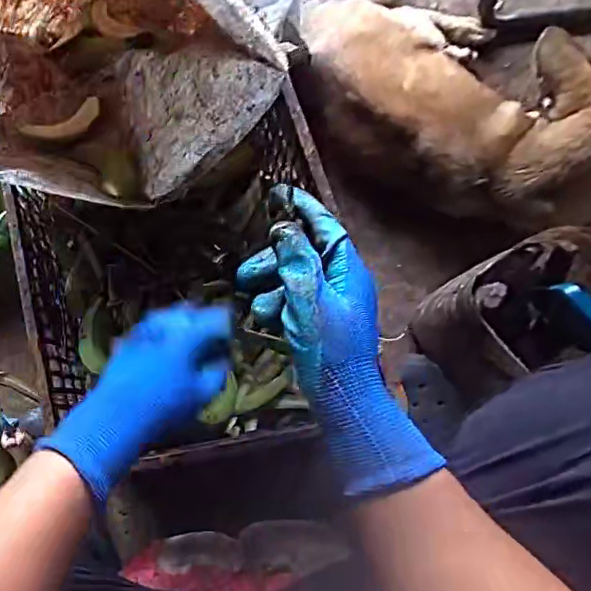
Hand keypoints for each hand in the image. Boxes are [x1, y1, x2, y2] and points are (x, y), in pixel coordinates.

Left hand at [41, 304, 231, 503]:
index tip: (229, 331)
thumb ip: (217, 374)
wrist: (116, 415)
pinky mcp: (125, 342)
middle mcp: (164, 325)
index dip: (225, 322)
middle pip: (188, 312)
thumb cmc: (165, 406)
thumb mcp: (201, 395)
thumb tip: (222, 362)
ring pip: (165, 318)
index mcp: (188, 334)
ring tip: (187, 339)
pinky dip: (159, 334)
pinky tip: (162, 348)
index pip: (214, 318)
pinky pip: (148, 331)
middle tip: (210, 332)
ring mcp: (142, 331)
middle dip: (201, 319)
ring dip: (178, 323)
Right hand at [237, 186, 443, 496]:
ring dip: (269, 289)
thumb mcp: (310, 302)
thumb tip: (284, 228)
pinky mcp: (315, 322)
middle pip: (300, 255)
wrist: (342, 398)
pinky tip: (264, 323)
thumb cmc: (331, 350)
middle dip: (271, 261)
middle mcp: (338, 281)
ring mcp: (327, 303)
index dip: (303, 209)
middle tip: (245, 273)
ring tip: (256, 308)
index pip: (326, 227)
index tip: (279, 193)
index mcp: (345, 270)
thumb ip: (297, 263)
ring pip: (290, 279)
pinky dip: (275, 309)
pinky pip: (290, 303)